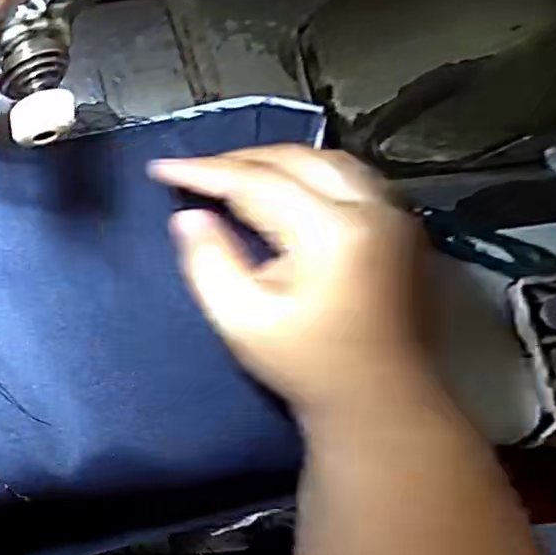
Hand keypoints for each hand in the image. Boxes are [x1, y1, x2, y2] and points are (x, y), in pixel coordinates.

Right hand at [148, 145, 435, 420]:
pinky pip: (345, 177)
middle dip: (237, 159)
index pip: (256, 182)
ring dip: (272, 161)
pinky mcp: (397, 227)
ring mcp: (392, 214)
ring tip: (227, 173)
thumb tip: (187, 217)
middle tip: (190, 170)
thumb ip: (209, 261)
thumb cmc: (302, 362)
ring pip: (326, 160)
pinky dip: (302, 172)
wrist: (377, 396)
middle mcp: (370, 207)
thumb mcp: (239, 318)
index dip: (202, 172)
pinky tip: (276, 187)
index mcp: (330, 230)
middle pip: (295, 159)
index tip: (159, 169)